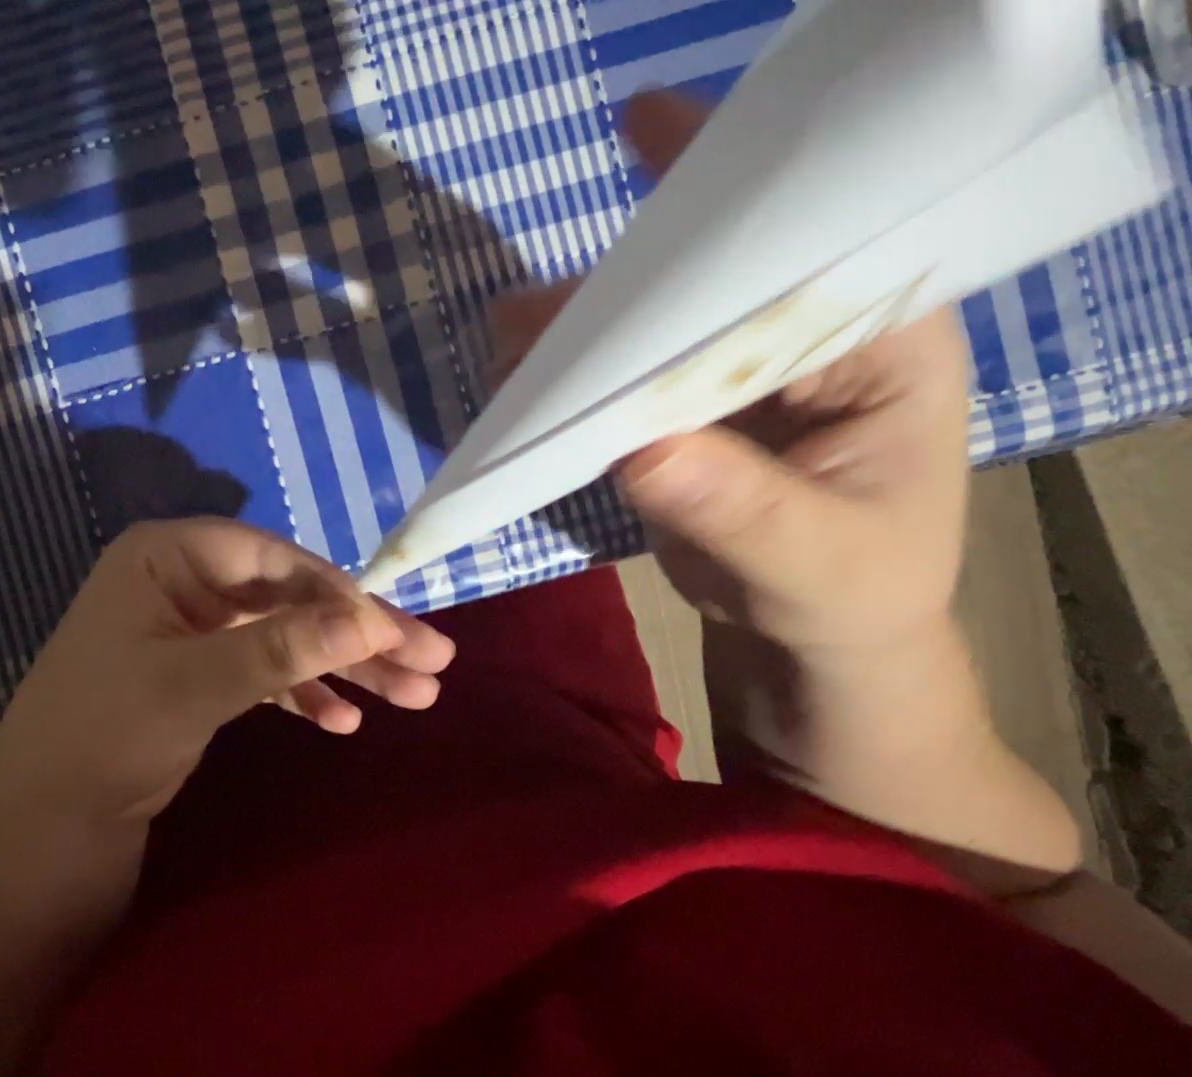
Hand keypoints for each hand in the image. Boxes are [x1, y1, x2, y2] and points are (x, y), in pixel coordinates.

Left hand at [0, 518, 455, 825]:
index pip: (270, 558)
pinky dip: (301, 695)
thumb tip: (374, 617)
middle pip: (285, 599)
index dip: (337, 590)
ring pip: (279, 640)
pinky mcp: (191, 681)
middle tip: (435, 663)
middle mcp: (176, 584)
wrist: (41, 830)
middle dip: (355, 634)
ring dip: (342, 669)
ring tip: (415, 698)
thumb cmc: (106, 736)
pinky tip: (344, 721)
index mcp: (162, 558)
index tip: (394, 628)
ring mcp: (185, 633)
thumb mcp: (197, 684)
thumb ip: (285, 647)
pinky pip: (260, 675)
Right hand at [487, 91, 970, 653]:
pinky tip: (522, 378)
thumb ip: (744, 510)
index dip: (727, 196)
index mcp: (882, 345)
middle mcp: (807, 340)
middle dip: (618, 284)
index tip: (644, 127)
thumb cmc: (852, 593)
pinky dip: (572, 378)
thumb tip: (643, 453)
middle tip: (528, 306)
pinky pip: (625, 377)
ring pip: (652, 328)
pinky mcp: (688, 408)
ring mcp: (739, 373)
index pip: (804, 250)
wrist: (812, 637)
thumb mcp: (816, 561)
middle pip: (709, 279)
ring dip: (578, 333)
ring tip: (506, 341)